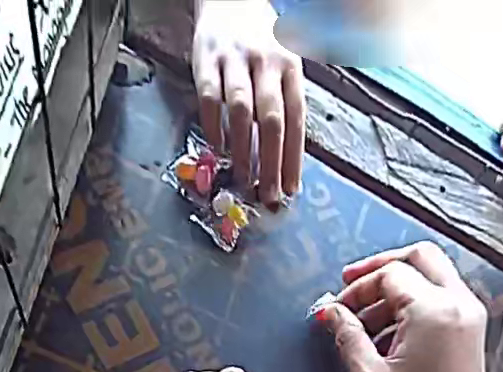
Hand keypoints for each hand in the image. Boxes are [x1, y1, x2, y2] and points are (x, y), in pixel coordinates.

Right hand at [193, 0, 304, 206]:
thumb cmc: (259, 43)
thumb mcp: (282, 67)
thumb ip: (282, 107)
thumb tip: (282, 162)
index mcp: (290, 66)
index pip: (296, 119)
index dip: (293, 157)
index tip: (290, 190)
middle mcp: (266, 62)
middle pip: (272, 120)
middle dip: (271, 163)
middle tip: (268, 196)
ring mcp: (235, 61)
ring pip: (242, 113)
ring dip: (244, 152)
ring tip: (245, 180)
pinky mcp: (207, 62)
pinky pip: (211, 101)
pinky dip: (215, 129)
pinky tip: (219, 150)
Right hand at [319, 242, 498, 371]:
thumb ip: (347, 336)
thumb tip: (329, 312)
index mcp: (433, 309)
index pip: (389, 275)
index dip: (356, 289)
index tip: (334, 311)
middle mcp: (459, 303)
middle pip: (419, 259)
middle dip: (381, 269)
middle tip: (350, 288)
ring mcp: (469, 317)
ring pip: (432, 277)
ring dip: (396, 290)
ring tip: (363, 323)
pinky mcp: (470, 334)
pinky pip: (441, 300)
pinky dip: (413, 306)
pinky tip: (387, 337)